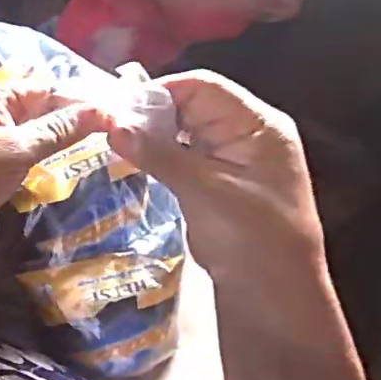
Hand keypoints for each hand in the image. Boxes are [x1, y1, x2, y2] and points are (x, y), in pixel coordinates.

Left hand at [0, 81, 106, 249]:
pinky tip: (72, 162)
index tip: (113, 108)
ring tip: (103, 142)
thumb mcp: (17, 148)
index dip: (76, 97)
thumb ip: (58, 129)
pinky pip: (25, 158)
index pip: (41, 89)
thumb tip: (100, 110)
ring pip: (34, 136)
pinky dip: (46, 160)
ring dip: (61, 141)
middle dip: (72, 118)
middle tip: (114, 127)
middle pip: (38, 111)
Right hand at [94, 71, 325, 288]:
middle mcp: (246, 132)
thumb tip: (112, 126)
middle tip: (108, 124)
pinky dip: (158, 153)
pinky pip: (182, 152)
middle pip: (192, 104)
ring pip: (183, 129)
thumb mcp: (204, 190)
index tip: (116, 107)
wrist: (272, 292)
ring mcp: (231, 155)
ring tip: (113, 140)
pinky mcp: (215, 177)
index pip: (203, 87)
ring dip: (151, 133)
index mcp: (258, 125)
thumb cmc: (250, 237)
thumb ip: (158, 155)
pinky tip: (132, 159)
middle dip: (150, 112)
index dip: (159, 91)